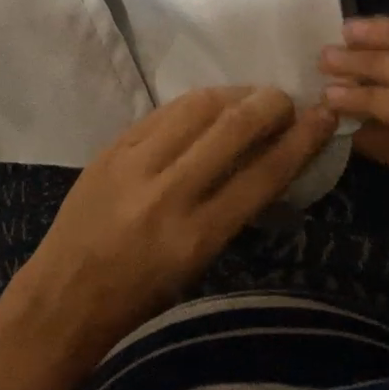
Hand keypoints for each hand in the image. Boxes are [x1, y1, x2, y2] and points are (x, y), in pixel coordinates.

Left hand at [8, 87, 337, 351]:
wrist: (65, 294)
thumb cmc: (140, 295)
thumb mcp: (199, 263)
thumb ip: (232, 208)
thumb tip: (267, 158)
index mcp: (197, 236)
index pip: (263, 174)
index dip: (302, 140)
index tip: (324, 117)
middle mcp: (168, 193)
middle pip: (233, 128)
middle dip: (270, 105)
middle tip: (287, 101)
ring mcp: (134, 164)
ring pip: (196, 106)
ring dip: (233, 94)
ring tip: (250, 98)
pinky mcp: (112, 147)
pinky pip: (163, 112)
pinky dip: (194, 104)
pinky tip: (209, 105)